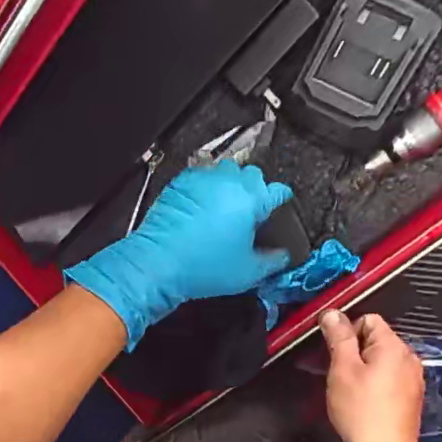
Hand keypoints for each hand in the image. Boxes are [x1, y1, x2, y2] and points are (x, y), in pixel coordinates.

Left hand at [66, 163, 293, 346]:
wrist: (159, 262)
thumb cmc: (206, 268)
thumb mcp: (248, 272)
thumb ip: (273, 261)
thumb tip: (283, 256)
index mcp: (252, 199)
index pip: (278, 190)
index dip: (281, 200)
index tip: (279, 209)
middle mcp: (230, 181)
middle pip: (252, 174)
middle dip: (256, 187)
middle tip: (252, 209)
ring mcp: (203, 178)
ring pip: (225, 169)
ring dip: (230, 182)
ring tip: (227, 202)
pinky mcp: (180, 182)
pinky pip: (201, 176)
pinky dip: (206, 185)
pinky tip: (203, 203)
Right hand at [320, 309, 423, 441]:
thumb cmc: (361, 412)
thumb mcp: (342, 370)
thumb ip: (339, 338)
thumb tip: (332, 313)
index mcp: (393, 346)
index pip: (368, 319)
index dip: (348, 332)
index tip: (336, 354)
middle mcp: (409, 357)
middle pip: (376, 339)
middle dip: (355, 351)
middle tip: (340, 375)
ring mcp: (413, 377)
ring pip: (381, 359)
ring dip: (364, 368)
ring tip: (351, 391)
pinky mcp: (412, 395)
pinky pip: (390, 377)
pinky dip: (376, 383)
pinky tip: (365, 402)